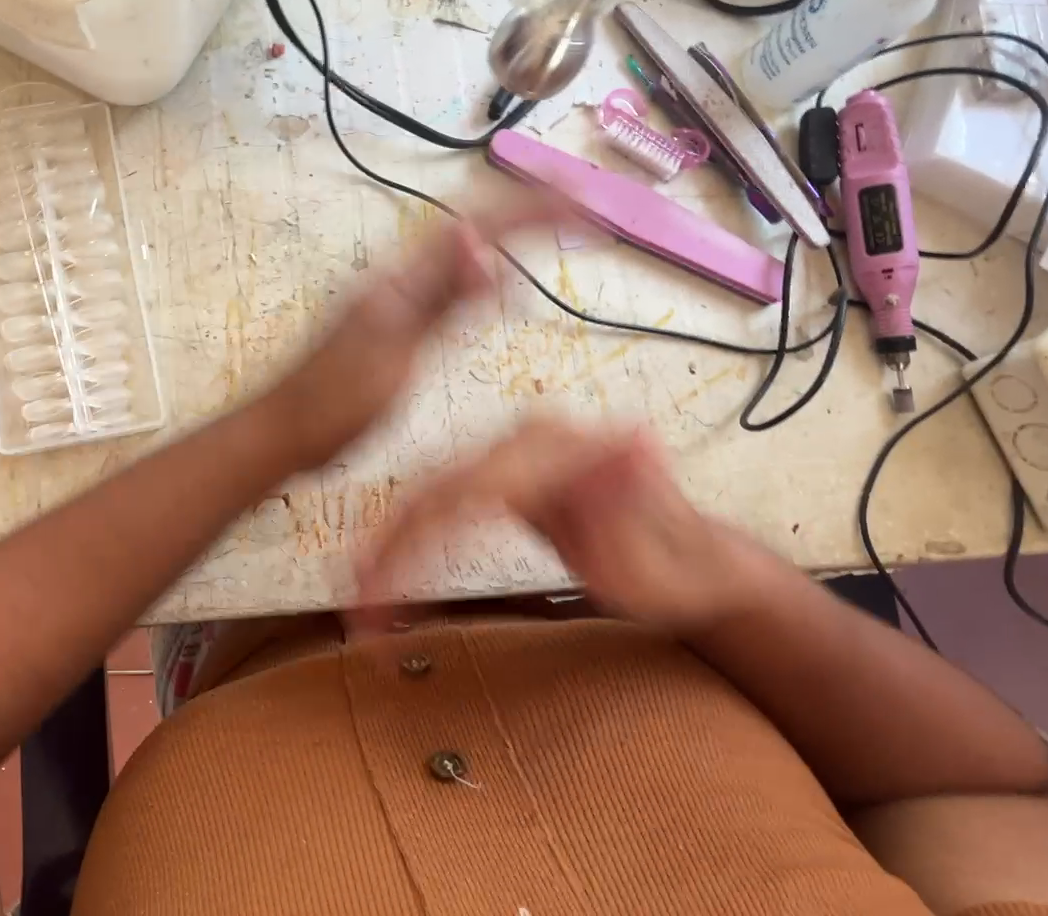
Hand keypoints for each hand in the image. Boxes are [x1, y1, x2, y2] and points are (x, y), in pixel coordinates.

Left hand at [258, 192, 572, 469]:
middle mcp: (396, 277)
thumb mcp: (394, 356)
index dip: (528, 205)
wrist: (284, 432)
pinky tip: (491, 275)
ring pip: (458, 249)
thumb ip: (438, 302)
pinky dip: (480, 266)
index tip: (579, 194)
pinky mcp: (390, 319)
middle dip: (525, 207)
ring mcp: (391, 296)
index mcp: (399, 280)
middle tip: (579, 199)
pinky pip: (445, 278)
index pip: (474, 226)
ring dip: (506, 230)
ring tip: (551, 218)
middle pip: (469, 226)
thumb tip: (481, 242)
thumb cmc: (334, 404)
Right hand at [352, 417, 788, 635]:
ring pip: (426, 495)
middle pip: (436, 488)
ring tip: (358, 600)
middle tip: (357, 609)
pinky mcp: (497, 478)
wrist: (690, 559)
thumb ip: (641, 507)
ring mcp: (508, 455)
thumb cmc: (682, 568)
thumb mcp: (669, 553)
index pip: (470, 487)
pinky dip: (406, 543)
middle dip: (388, 549)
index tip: (380, 585)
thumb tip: (631, 437)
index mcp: (562, 450)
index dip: (419, 537)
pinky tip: (381, 572)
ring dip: (386, 549)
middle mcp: (527, 439)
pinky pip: (439, 506)